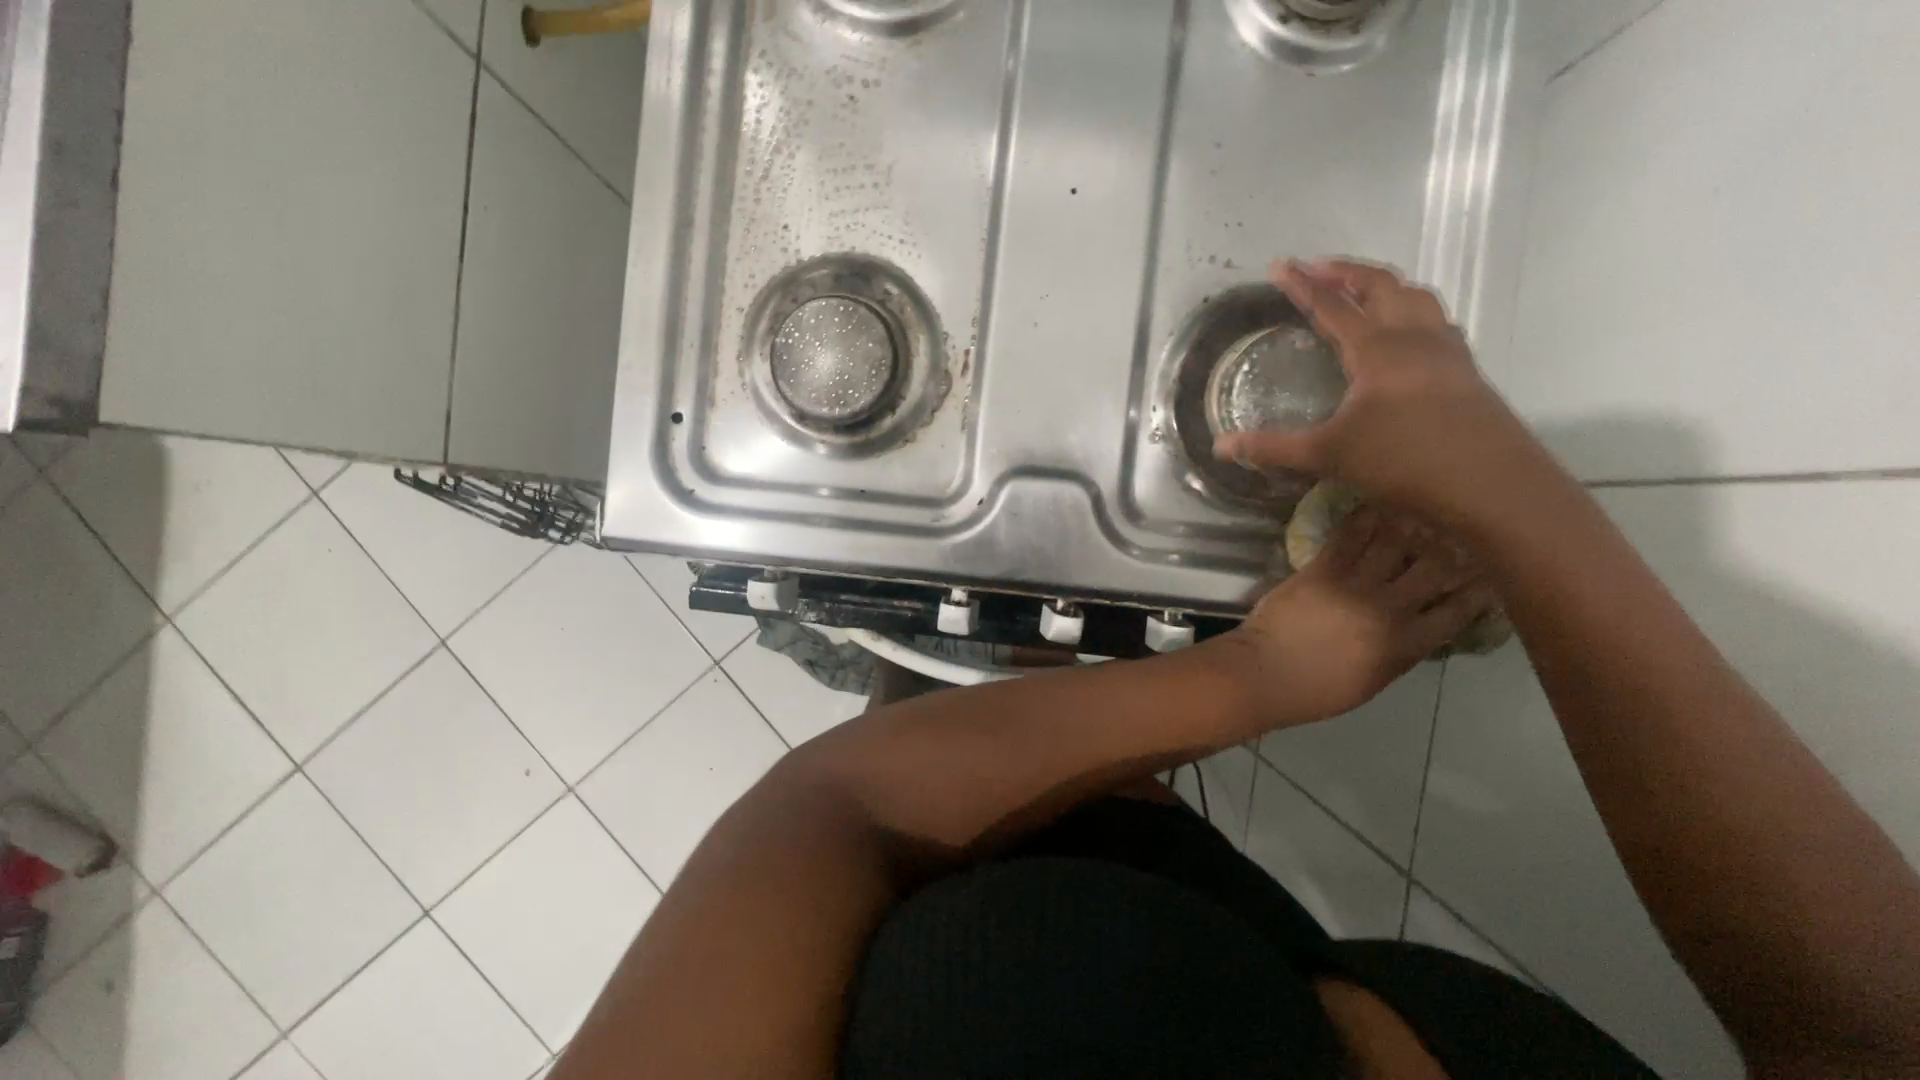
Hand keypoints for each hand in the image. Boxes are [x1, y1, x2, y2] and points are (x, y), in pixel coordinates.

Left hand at [1207, 505, 1494, 728]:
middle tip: (1465, 523)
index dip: (1480, 588)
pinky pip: (1350, 534)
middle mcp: (1389, 609)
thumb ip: (1403, 651)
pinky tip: (1377, 500)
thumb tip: (1423, 628)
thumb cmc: (1318, 690)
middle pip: (1437, 567)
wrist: (1265, 674)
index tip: (1493, 569)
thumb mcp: (1374, 681)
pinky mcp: (1322, 568)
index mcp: (1407, 644)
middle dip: (1457, 544)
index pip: (1459, 611)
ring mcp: (1355, 584)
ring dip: (1414, 520)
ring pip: (1397, 542)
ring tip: (1425, 501)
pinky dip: (1365, 516)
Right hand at [1211, 259, 1548, 525]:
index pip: (1332, 305)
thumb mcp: (1329, 457)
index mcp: (1378, 349)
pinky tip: (1409, 334)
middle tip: (1317, 268)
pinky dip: (1413, 312)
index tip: (1280, 266)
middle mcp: (1415, 338)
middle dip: (1346, 271)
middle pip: (1381, 286)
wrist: (1493, 486)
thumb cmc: (1405, 464)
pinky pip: (1438, 322)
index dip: (1302, 285)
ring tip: (1363, 291)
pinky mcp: (1467, 372)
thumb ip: (1273, 448)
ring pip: (1418, 298)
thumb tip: (1221, 446)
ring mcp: (1448, 352)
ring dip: (1385, 286)